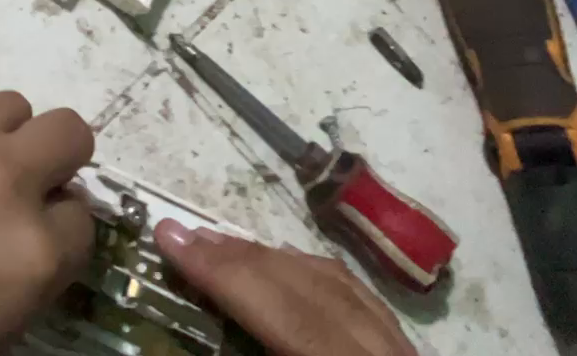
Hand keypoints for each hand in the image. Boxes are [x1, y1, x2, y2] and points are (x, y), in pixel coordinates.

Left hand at [0, 92, 95, 355]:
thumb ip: (21, 280)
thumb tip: (34, 242)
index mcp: (29, 249)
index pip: (84, 220)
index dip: (64, 233)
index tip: (43, 241)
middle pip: (70, 131)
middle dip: (61, 159)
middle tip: (26, 189)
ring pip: (10, 105)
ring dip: (5, 136)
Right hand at [156, 220, 416, 355]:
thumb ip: (245, 349)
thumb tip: (190, 314)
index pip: (285, 312)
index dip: (221, 272)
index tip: (168, 235)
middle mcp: (386, 352)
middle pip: (309, 286)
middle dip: (239, 256)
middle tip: (184, 233)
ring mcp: (406, 348)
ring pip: (336, 282)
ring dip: (270, 257)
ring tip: (220, 243)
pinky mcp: (409, 348)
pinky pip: (358, 295)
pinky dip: (311, 273)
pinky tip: (283, 263)